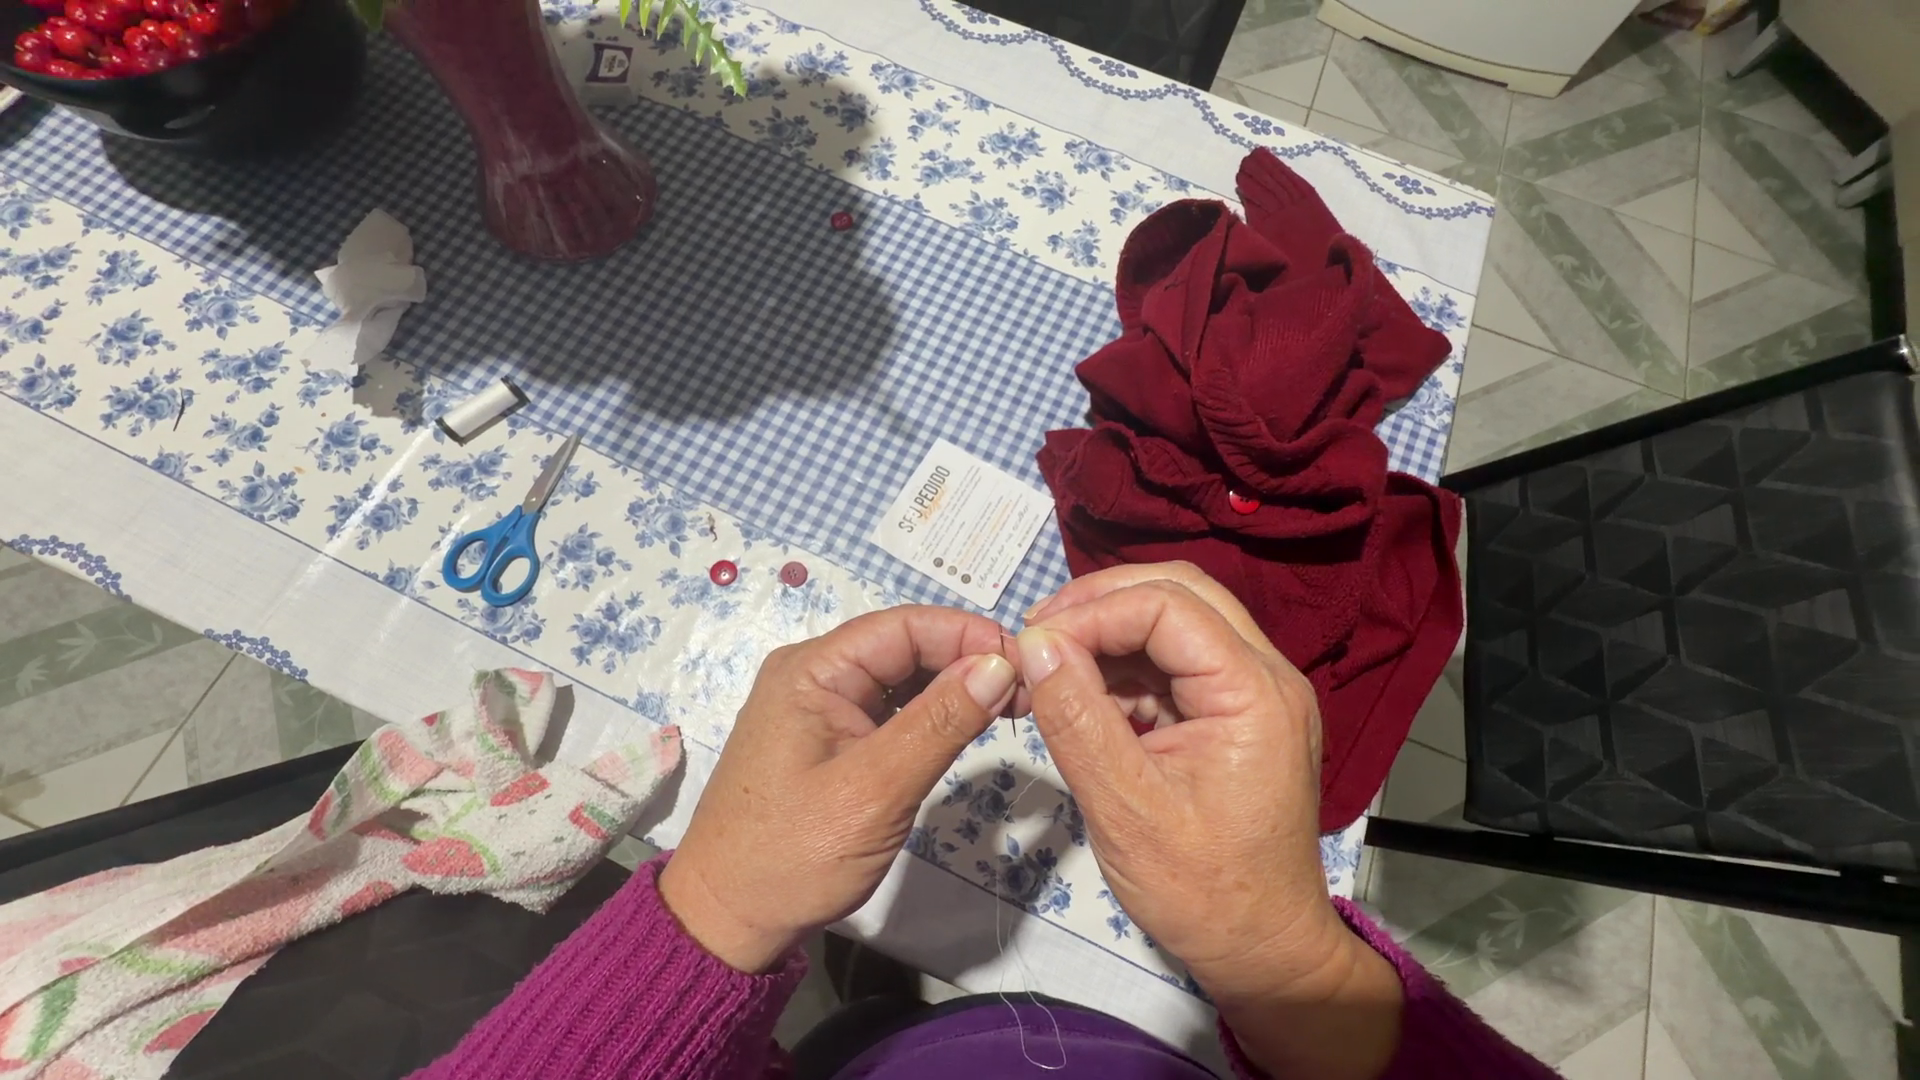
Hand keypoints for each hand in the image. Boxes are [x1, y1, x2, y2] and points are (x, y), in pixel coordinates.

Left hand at [659, 606, 1023, 972]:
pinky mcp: (834, 737)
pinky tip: (970, 723)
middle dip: (967, 660)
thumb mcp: (877, 788)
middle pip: (905, 646)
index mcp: (814, 669)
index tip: (1025, 660)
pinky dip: (933, 713)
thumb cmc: (796, 854)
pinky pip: (891, 709)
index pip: (904, 626)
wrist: (729, 920)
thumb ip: (941, 722)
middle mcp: (817, 674)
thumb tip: (1001, 664)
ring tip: (1011, 706)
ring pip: (903, 677)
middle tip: (1028, 690)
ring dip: (955, 686)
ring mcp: (824, 706)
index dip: (968, 634)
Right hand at [1020, 562, 1400, 1078]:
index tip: (1032, 644)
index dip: (1093, 613)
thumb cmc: (1202, 891)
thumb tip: (1032, 644)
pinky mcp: (1227, 711)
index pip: (1167, 606)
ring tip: (1049, 660)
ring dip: (1107, 631)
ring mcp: (1248, 690)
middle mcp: (1262, 674)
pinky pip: (1169, 661)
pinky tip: (1080, 689)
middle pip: (1178, 593)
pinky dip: (1119, 665)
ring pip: (1172, 620)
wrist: (1262, 954)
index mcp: (1253, 691)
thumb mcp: (1126, 809)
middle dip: (1101, 603)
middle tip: (1038, 632)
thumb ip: (1076, 719)